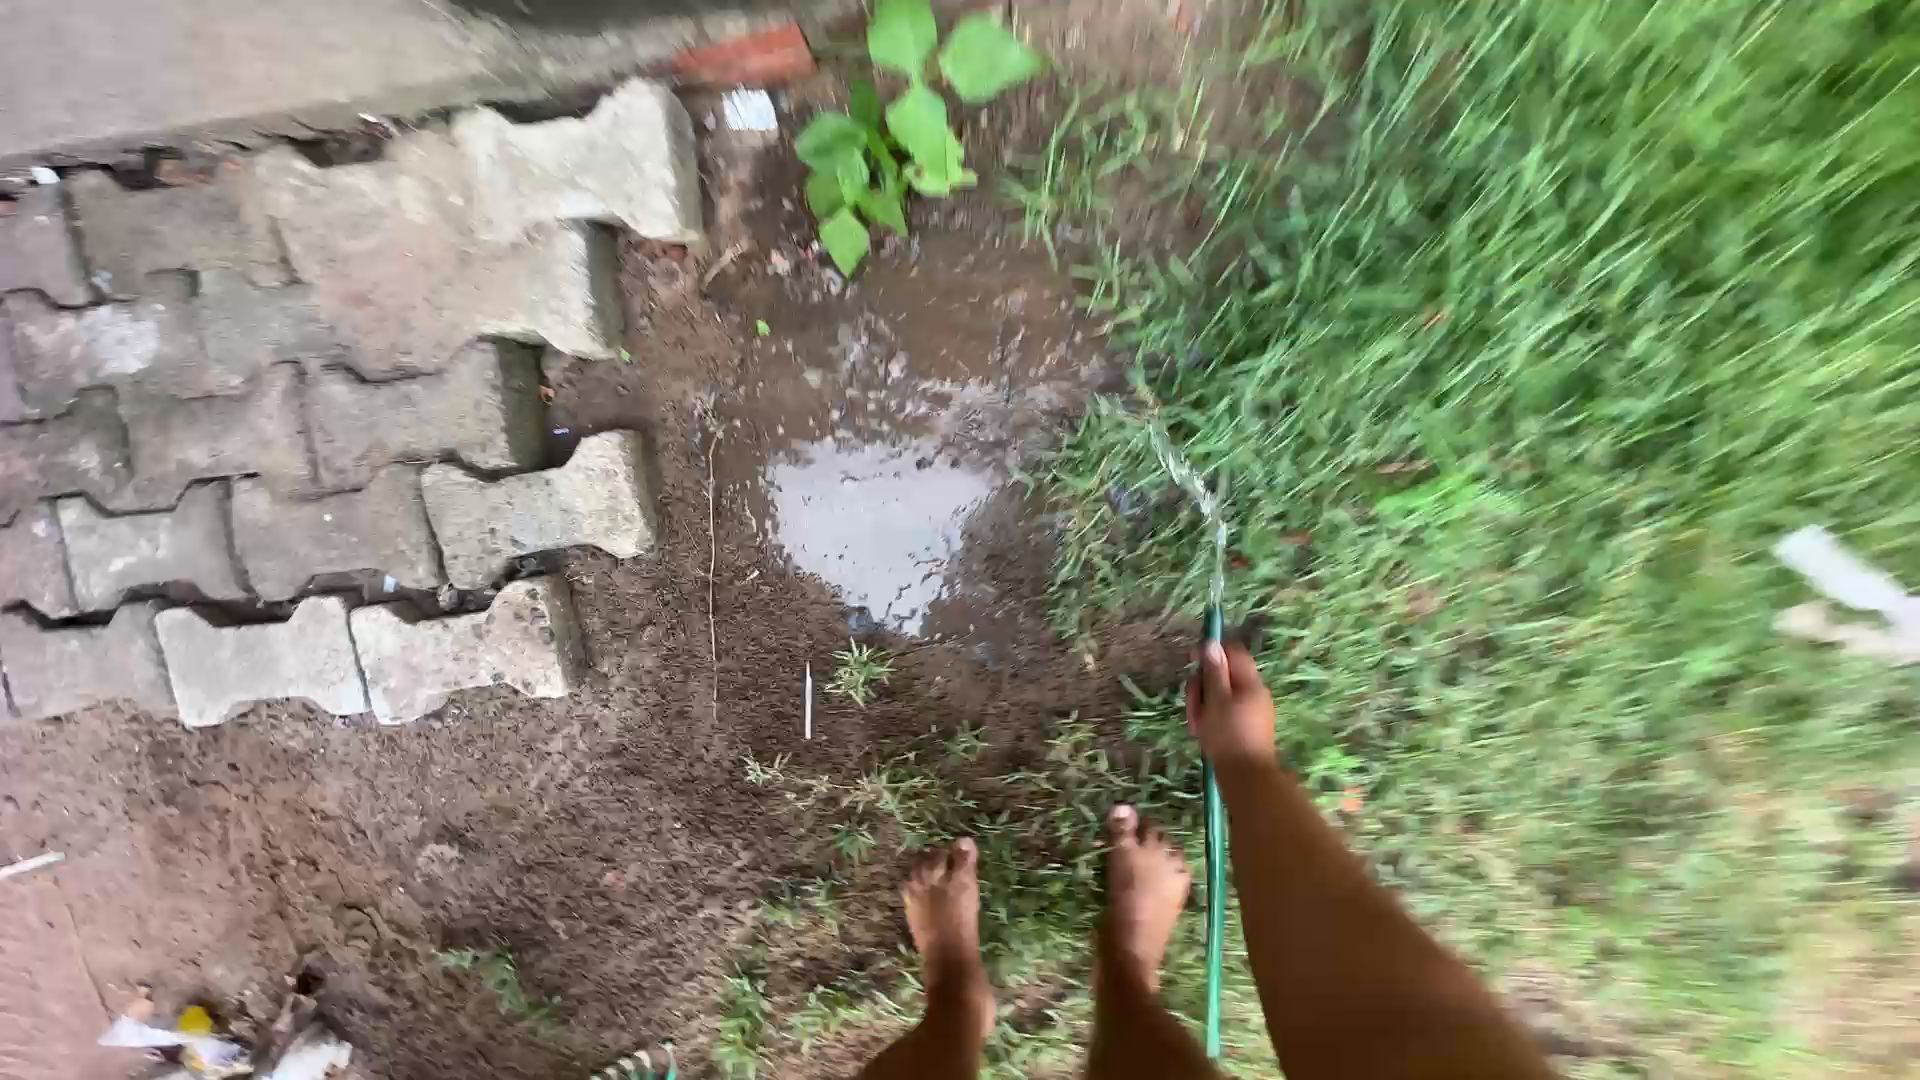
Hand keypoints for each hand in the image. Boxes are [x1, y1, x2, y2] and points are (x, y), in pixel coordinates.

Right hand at [1186, 640, 1276, 769]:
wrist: (1246, 778)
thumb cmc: (1228, 736)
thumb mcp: (1215, 699)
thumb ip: (1214, 671)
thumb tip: (1211, 643)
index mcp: (1250, 683)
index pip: (1234, 652)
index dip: (1212, 651)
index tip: (1193, 659)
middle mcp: (1254, 693)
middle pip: (1224, 674)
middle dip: (1203, 685)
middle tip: (1194, 703)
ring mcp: (1252, 710)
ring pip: (1221, 694)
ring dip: (1204, 703)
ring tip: (1197, 723)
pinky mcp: (1246, 726)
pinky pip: (1225, 711)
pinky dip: (1211, 717)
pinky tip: (1203, 731)